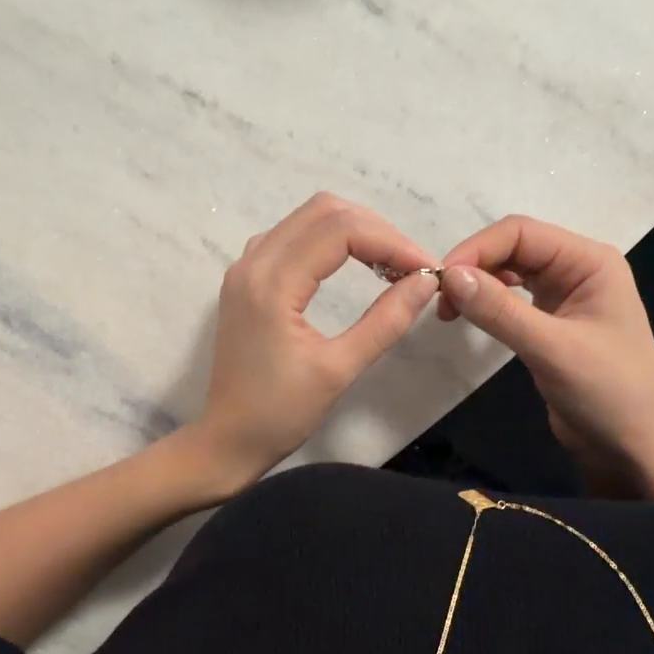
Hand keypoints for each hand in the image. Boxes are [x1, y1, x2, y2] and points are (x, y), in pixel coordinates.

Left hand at [192, 193, 440, 490]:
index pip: (340, 230)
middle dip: (375, 230)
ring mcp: (244, 270)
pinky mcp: (245, 283)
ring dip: (351, 231)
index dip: (391, 242)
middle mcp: (252, 263)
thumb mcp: (338, 370)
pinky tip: (350, 267)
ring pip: (306, 220)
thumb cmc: (280, 414)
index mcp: (271, 284)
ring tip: (387, 266)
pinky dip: (326, 242)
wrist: (228, 441)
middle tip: (409, 267)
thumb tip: (425, 283)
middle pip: (323, 211)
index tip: (424, 270)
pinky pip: (290, 239)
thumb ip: (385, 322)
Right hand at [438, 216, 653, 503]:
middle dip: (473, 266)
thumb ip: (500, 310)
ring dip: (476, 285)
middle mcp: (577, 270)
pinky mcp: (550, 324)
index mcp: (590, 261)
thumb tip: (449, 276)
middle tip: (439, 301)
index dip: (477, 249)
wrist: (630, 448)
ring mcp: (563, 297)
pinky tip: (468, 318)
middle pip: (513, 247)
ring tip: (448, 313)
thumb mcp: (551, 349)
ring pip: (508, 273)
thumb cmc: (606, 393)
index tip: (440, 281)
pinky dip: (486, 304)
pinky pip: (511, 300)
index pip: (522, 233)